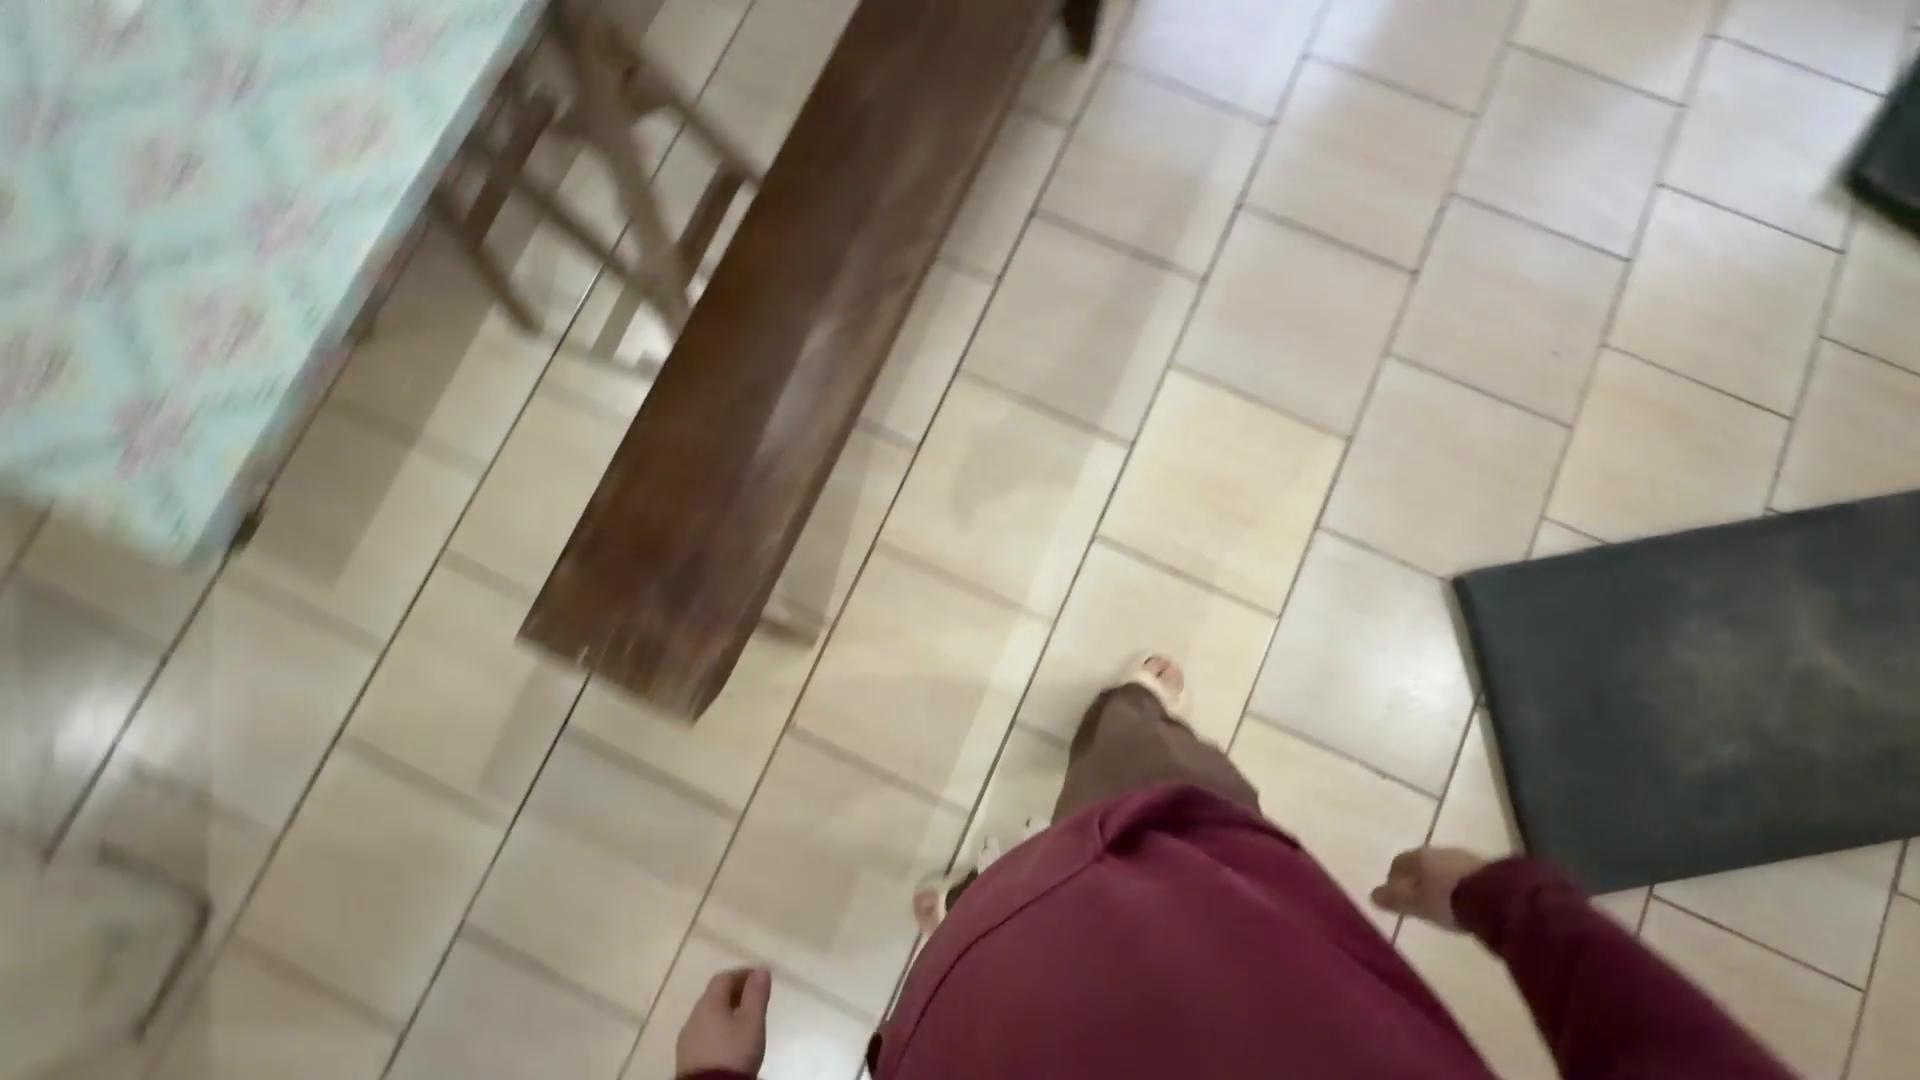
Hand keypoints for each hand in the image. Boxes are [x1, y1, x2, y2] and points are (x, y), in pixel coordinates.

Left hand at [676, 967, 769, 1076]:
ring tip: (744, 1022)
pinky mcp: (686, 1057)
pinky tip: (729, 1041)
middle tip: (753, 999)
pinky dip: (717, 1029)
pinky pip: (703, 1033)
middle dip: (734, 993)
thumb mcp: (752, 1022)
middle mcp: (693, 1017)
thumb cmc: (733, 1053)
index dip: (742, 974)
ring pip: (708, 1016)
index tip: (759, 978)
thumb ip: (757, 994)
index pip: (724, 978)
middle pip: (714, 996)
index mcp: (709, 1003)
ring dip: (725, 1012)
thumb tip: (760, 971)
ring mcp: (687, 1038)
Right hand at [1371, 847, 1489, 930]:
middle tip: (1420, 901)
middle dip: (1419, 881)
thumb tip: (1372, 896)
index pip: (1399, 863)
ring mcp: (1464, 857)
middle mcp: (1439, 851)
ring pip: (1444, 869)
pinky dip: (1460, 886)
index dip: (1394, 879)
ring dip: (1441, 883)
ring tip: (1445, 904)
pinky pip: (1464, 875)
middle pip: (1422, 864)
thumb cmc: (1448, 900)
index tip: (1397, 898)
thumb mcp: (1418, 905)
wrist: (1499, 899)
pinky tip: (1465, 902)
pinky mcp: (1487, 868)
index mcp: (1418, 857)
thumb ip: (1395, 900)